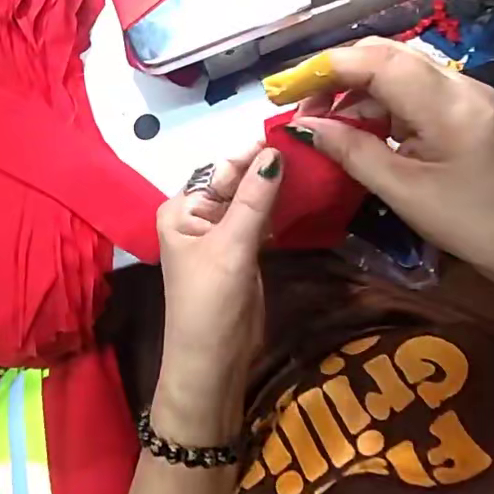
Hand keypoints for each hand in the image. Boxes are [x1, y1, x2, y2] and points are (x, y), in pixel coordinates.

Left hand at [153, 143, 284, 443]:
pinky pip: (258, 219)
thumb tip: (272, 152)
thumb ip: (253, 200)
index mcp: (181, 209)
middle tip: (308, 145)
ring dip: (274, 185)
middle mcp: (196, 216)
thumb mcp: (231, 247)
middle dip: (265, 166)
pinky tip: (301, 193)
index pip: (219, 170)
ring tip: (311, 162)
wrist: (214, 361)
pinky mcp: (240, 251)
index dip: (250, 152)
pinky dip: (276, 209)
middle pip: (234, 181)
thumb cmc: (211, 302)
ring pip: (249, 200)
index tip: (288, 132)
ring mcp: (219, 234)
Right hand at [271, 38, 493, 277]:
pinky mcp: (458, 101)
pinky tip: (350, 125)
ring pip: (391, 66)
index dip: (328, 68)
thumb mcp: (400, 191)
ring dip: (350, 87)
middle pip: (385, 53)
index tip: (288, 89)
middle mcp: (460, 85)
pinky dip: (370, 100)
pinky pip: (404, 85)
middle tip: (299, 104)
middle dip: (335, 72)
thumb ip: (349, 152)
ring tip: (320, 120)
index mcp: (450, 108)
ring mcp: (462, 89)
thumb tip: (302, 128)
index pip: (380, 63)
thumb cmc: (466, 223)